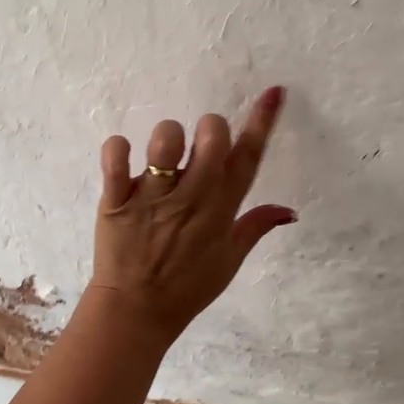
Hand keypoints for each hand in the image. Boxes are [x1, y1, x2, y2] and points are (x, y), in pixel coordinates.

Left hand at [90, 87, 295, 339]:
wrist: (136, 311)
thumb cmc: (186, 288)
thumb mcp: (229, 261)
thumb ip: (255, 227)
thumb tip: (288, 210)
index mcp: (220, 212)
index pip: (247, 159)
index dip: (262, 122)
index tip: (272, 92)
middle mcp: (190, 199)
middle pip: (211, 138)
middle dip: (211, 127)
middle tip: (199, 143)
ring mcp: (152, 199)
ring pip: (164, 142)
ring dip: (166, 138)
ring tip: (160, 156)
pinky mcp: (116, 201)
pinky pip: (115, 159)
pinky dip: (117, 148)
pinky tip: (122, 154)